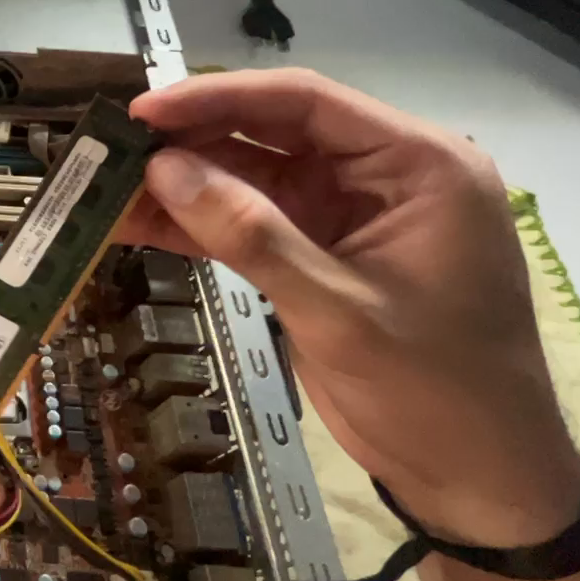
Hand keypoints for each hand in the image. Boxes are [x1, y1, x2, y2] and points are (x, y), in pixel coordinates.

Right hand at [121, 69, 579, 547]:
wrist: (472, 482)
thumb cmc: (438, 393)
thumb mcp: (342, 310)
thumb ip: (251, 235)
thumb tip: (160, 168)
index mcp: (415, 165)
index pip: (303, 103)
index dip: (217, 98)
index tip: (145, 111)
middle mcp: (373, 174)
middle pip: (264, 130)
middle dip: (187, 139)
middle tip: (114, 145)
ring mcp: (336, 209)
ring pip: (240, 172)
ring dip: (176, 181)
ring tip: (107, 183)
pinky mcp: (306, 245)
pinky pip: (236, 218)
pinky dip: (186, 221)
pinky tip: (130, 222)